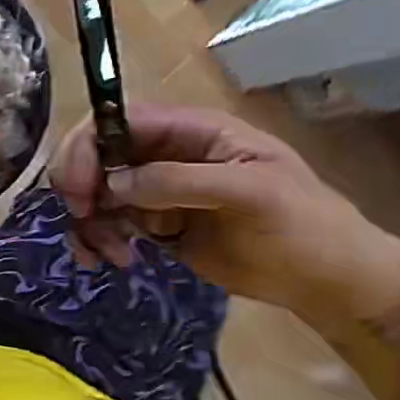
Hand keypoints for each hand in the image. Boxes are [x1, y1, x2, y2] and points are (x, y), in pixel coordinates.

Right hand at [50, 103, 399, 326]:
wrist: (324, 279)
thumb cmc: (301, 224)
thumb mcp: (250, 193)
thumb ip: (180, 181)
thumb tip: (114, 183)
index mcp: (193, 131)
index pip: (123, 120)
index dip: (89, 144)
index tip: (74, 187)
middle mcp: (168, 154)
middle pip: (101, 154)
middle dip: (81, 185)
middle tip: (84, 220)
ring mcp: (160, 191)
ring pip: (100, 192)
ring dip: (90, 220)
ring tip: (111, 255)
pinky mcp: (158, 226)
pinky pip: (111, 223)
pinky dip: (99, 238)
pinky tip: (112, 260)